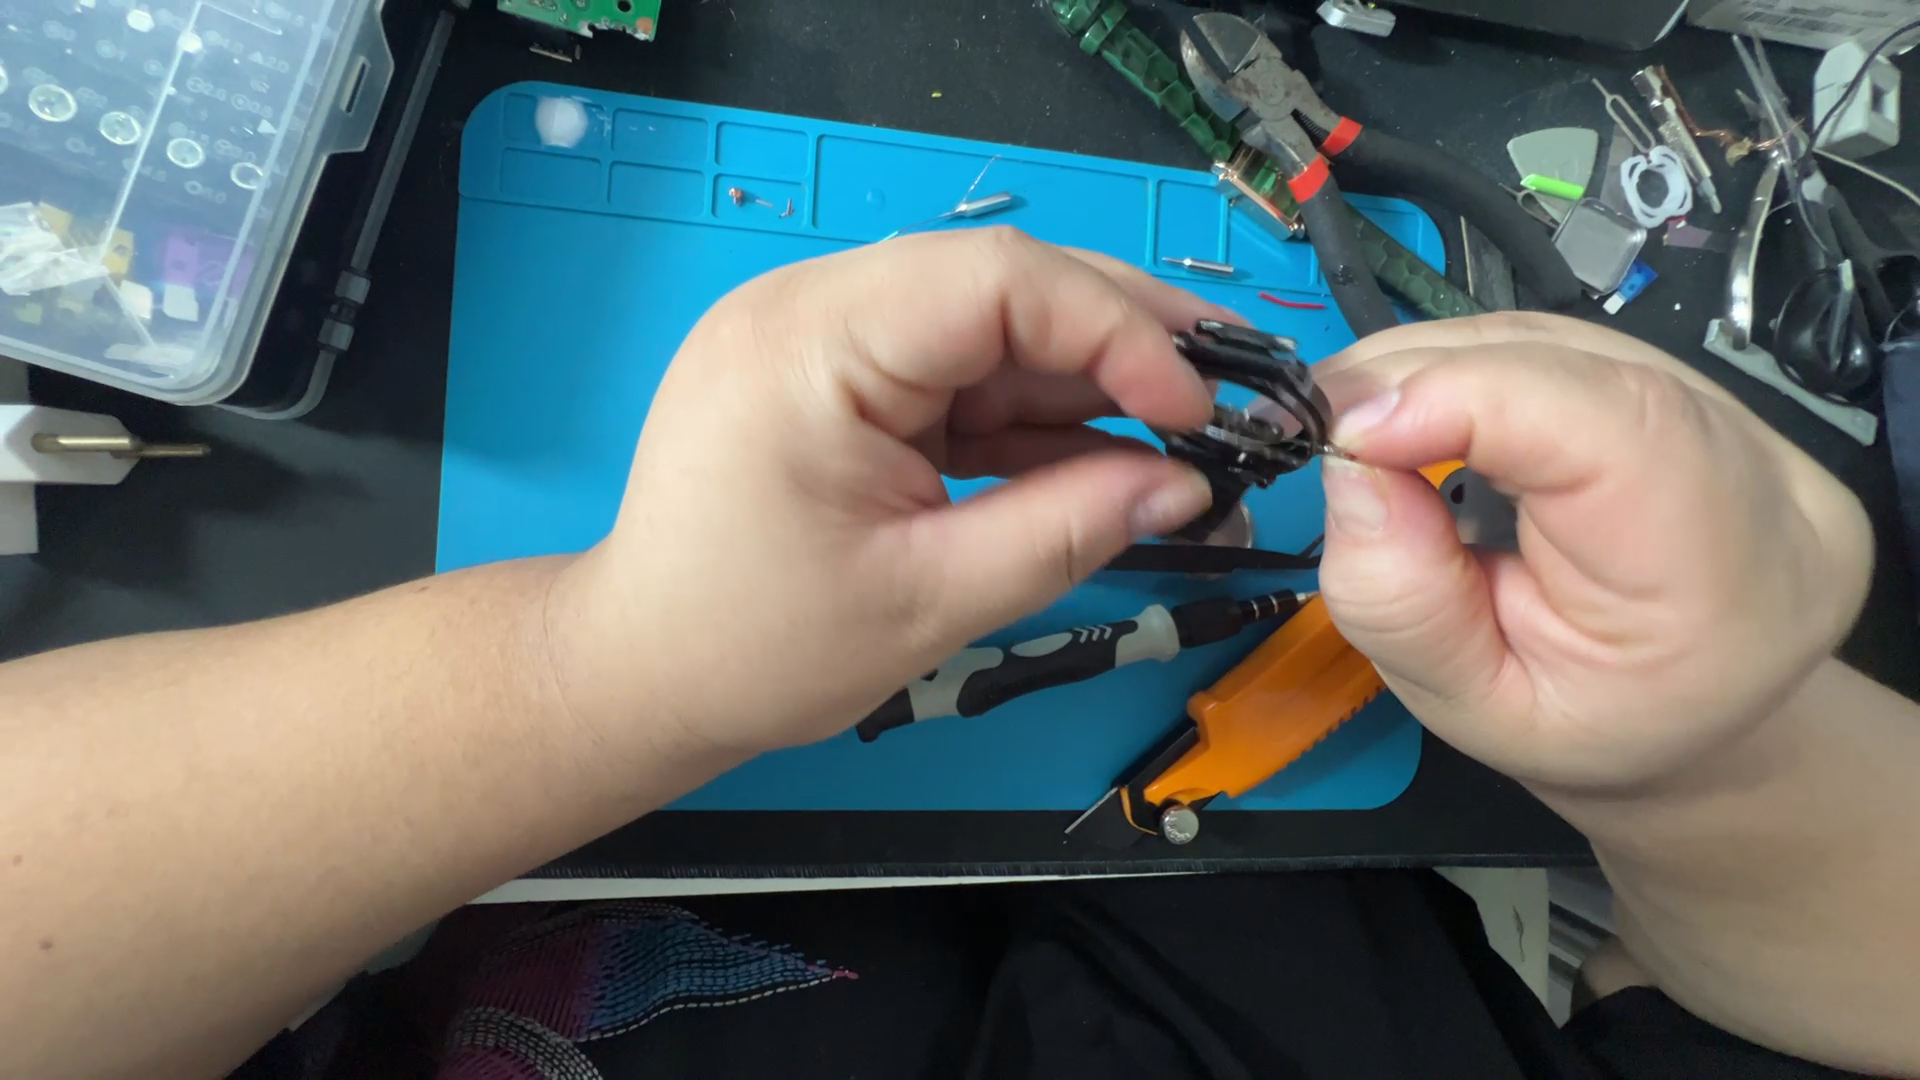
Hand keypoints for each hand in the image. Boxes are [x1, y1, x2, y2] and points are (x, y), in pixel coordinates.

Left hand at [543, 228, 1227, 755]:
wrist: (646, 673)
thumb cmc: (760, 650)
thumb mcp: (928, 599)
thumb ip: (1064, 531)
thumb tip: (1183, 485)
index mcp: (812, 343)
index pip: (997, 281)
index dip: (1118, 330)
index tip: (1195, 408)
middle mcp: (813, 312)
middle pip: (1000, 292)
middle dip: (1119, 346)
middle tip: (1217, 400)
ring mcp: (826, 343)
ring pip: (991, 338)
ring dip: (1086, 388)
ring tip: (1178, 437)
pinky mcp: (844, 385)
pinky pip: (960, 384)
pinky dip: (1033, 422)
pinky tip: (1101, 458)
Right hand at [1312, 314, 1872, 791]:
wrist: (1673, 715)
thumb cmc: (1568, 728)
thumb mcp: (1462, 702)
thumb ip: (1399, 602)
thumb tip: (1349, 469)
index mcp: (1723, 581)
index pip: (1616, 430)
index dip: (1467, 402)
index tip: (1343, 436)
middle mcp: (1753, 473)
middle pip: (1573, 363)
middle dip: (1413, 378)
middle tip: (1310, 420)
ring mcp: (1723, 418)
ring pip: (1549, 339)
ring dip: (1417, 365)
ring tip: (1338, 417)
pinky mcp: (1673, 395)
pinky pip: (1544, 350)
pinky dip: (1443, 367)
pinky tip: (1394, 408)